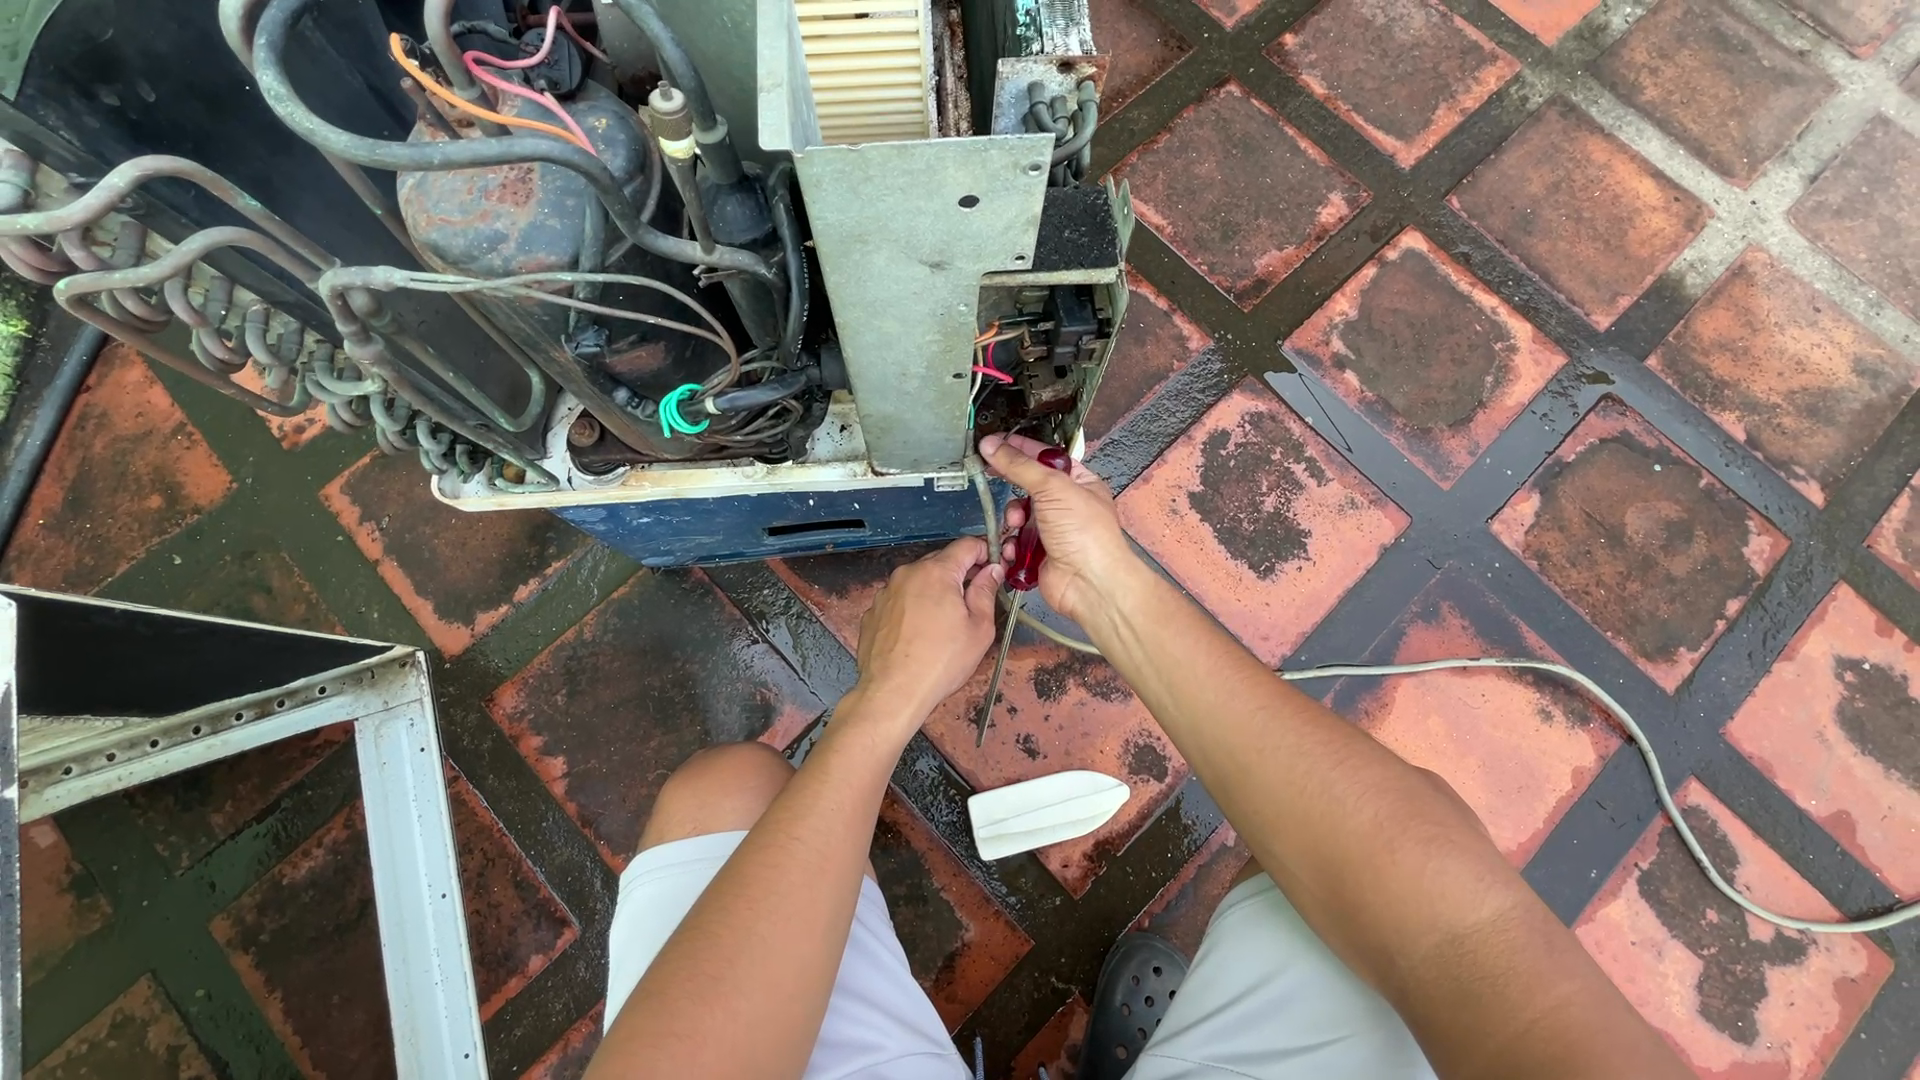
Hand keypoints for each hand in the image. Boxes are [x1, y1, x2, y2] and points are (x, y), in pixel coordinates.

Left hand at [853, 537, 1003, 721]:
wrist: (893, 692)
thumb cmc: (941, 662)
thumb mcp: (979, 627)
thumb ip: (986, 591)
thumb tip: (992, 570)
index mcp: (937, 572)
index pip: (967, 545)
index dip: (985, 552)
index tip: (994, 567)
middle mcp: (907, 574)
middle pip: (941, 562)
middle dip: (959, 574)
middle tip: (974, 600)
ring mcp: (886, 592)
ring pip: (919, 581)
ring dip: (935, 592)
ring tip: (944, 623)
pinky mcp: (873, 611)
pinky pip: (900, 600)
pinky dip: (913, 607)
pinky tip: (920, 633)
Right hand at [979, 433, 1140, 624]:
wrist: (1090, 583)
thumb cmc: (1089, 536)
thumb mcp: (1053, 487)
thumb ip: (1020, 465)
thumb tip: (994, 446)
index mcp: (1078, 482)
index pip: (1043, 457)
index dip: (1019, 448)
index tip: (994, 442)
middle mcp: (1065, 505)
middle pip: (1027, 486)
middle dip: (1012, 487)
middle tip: (991, 474)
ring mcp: (1051, 530)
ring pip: (1017, 515)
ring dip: (1011, 518)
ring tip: (1016, 523)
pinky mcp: (1038, 553)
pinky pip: (1014, 542)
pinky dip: (1011, 544)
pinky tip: (1015, 547)